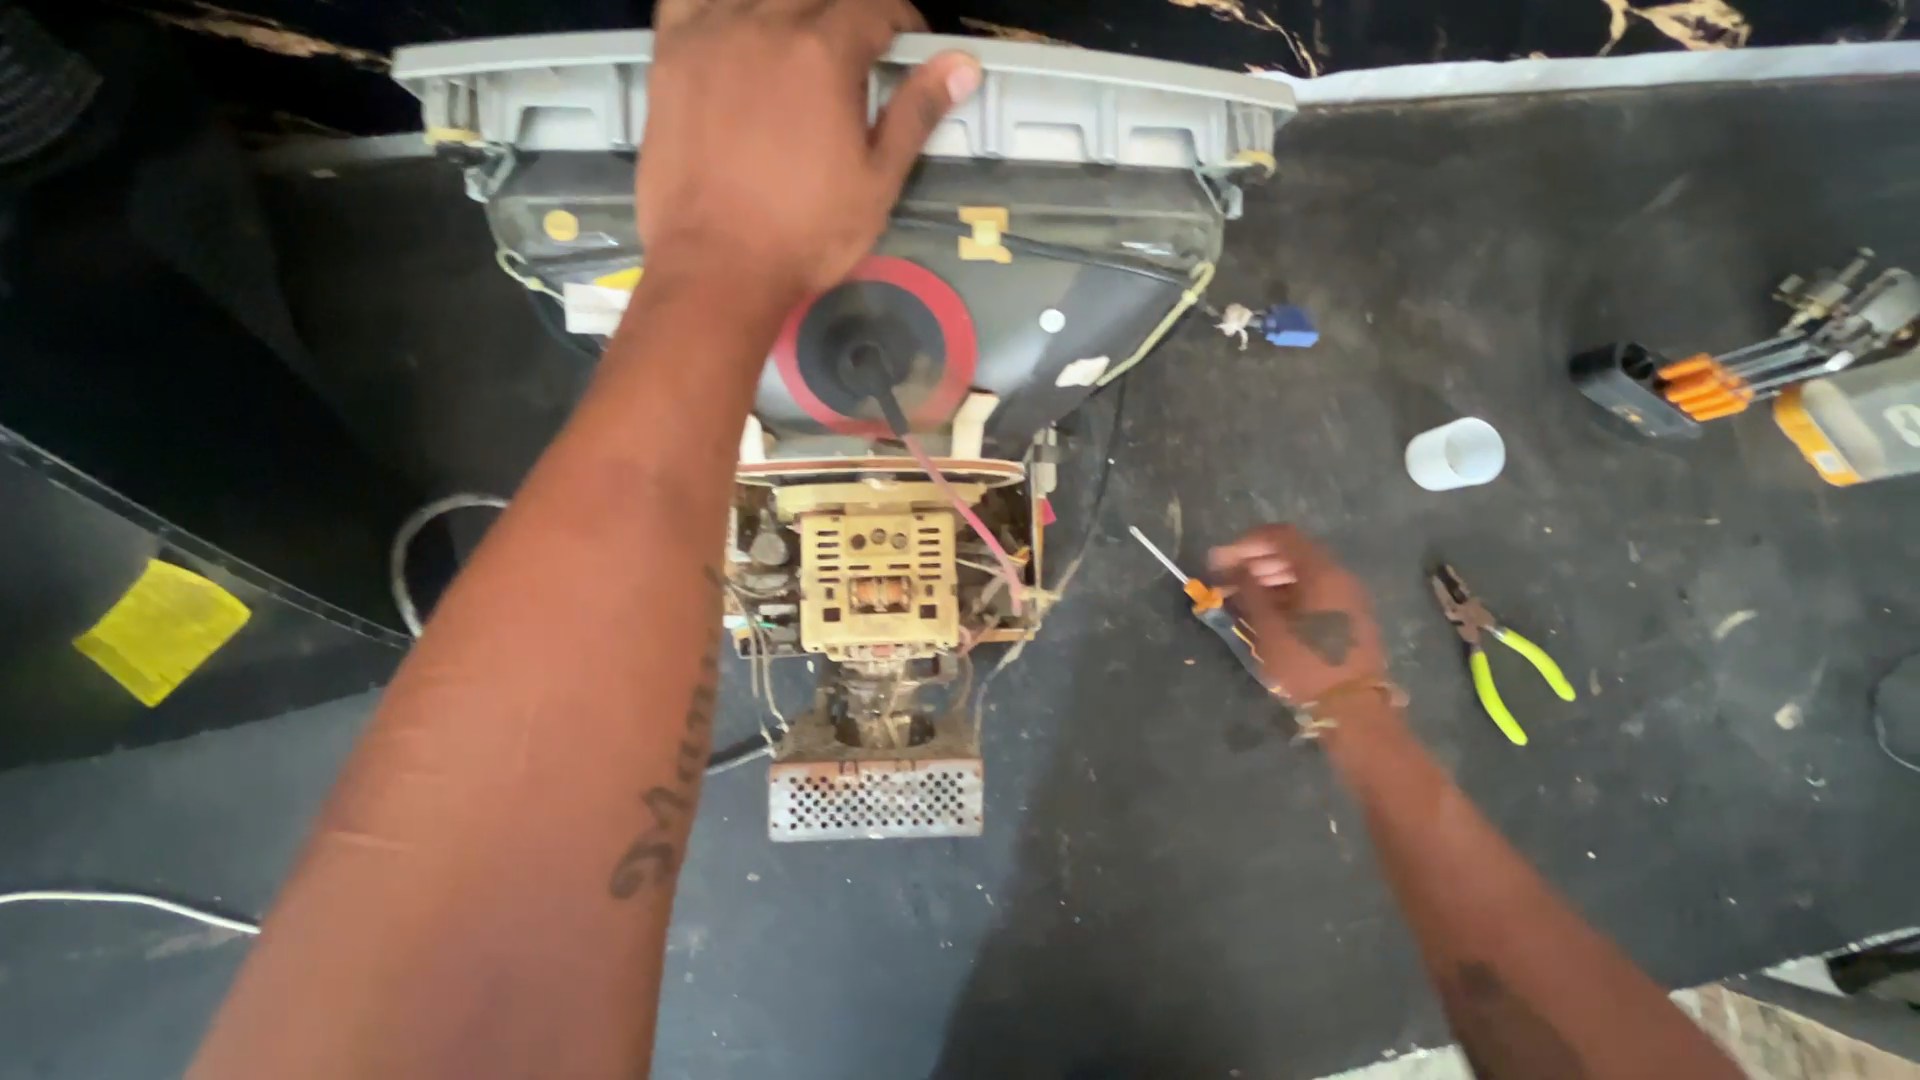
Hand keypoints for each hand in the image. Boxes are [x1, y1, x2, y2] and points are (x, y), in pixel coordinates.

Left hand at [636, 0, 980, 299]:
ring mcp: (711, 34)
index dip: (900, 22)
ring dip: (790, 10)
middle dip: (847, 15)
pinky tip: (738, 29)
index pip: (874, 6)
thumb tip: (963, 64)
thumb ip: (916, 114)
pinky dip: (721, 4)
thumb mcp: (877, 183)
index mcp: (824, 52)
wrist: (718, 267)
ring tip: (799, 46)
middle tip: (855, 56)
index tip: (905, 47)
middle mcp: (766, 23)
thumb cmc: (808, 235)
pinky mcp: (670, 55)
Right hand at [1209, 525, 1388, 704]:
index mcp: (1320, 572)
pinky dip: (1286, 593)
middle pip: (1291, 552)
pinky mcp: (1348, 615)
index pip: (1279, 535)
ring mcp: (1347, 596)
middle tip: (1225, 579)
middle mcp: (1338, 576)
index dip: (1245, 542)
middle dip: (1254, 561)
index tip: (1220, 560)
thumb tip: (1235, 567)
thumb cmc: (1305, 664)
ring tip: (1240, 598)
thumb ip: (1249, 589)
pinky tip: (1265, 612)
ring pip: (1302, 572)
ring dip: (1268, 578)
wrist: (1352, 708)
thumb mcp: (1268, 627)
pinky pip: (1313, 591)